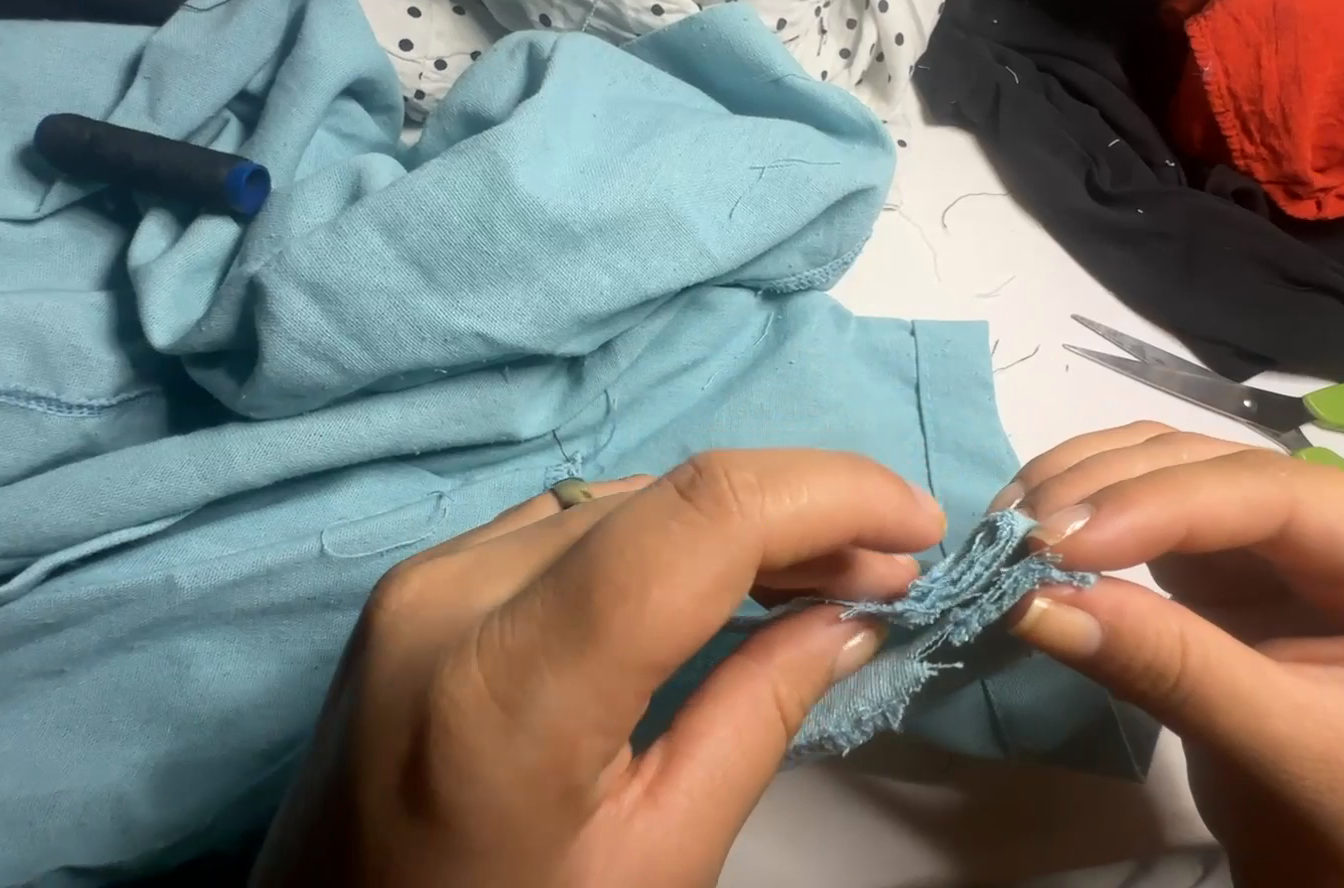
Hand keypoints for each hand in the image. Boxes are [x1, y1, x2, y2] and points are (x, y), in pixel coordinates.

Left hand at [250, 451, 943, 887]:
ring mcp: (430, 573)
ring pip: (629, 498)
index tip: (916, 521)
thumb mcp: (655, 866)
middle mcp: (456, 591)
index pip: (697, 519)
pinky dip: (670, 535)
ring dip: (740, 522)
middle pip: (668, 495)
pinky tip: (724, 573)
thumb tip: (852, 613)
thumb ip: (757, 717)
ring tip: (826, 566)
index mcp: (510, 686)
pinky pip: (579, 523)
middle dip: (801, 510)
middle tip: (890, 555)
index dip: (827, 492)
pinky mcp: (427, 576)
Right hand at [999, 424, 1343, 887]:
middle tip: (1015, 537)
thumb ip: (1167, 666)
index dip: (1157, 505)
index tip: (1056, 543)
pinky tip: (1041, 531)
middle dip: (1105, 491)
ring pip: (1170, 465)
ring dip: (1082, 485)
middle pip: (1214, 465)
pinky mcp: (1231, 556)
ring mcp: (1290, 536)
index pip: (1280, 495)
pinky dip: (1086, 509)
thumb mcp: (1285, 757)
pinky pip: (1146, 504)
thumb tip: (1032, 599)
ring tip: (1012, 527)